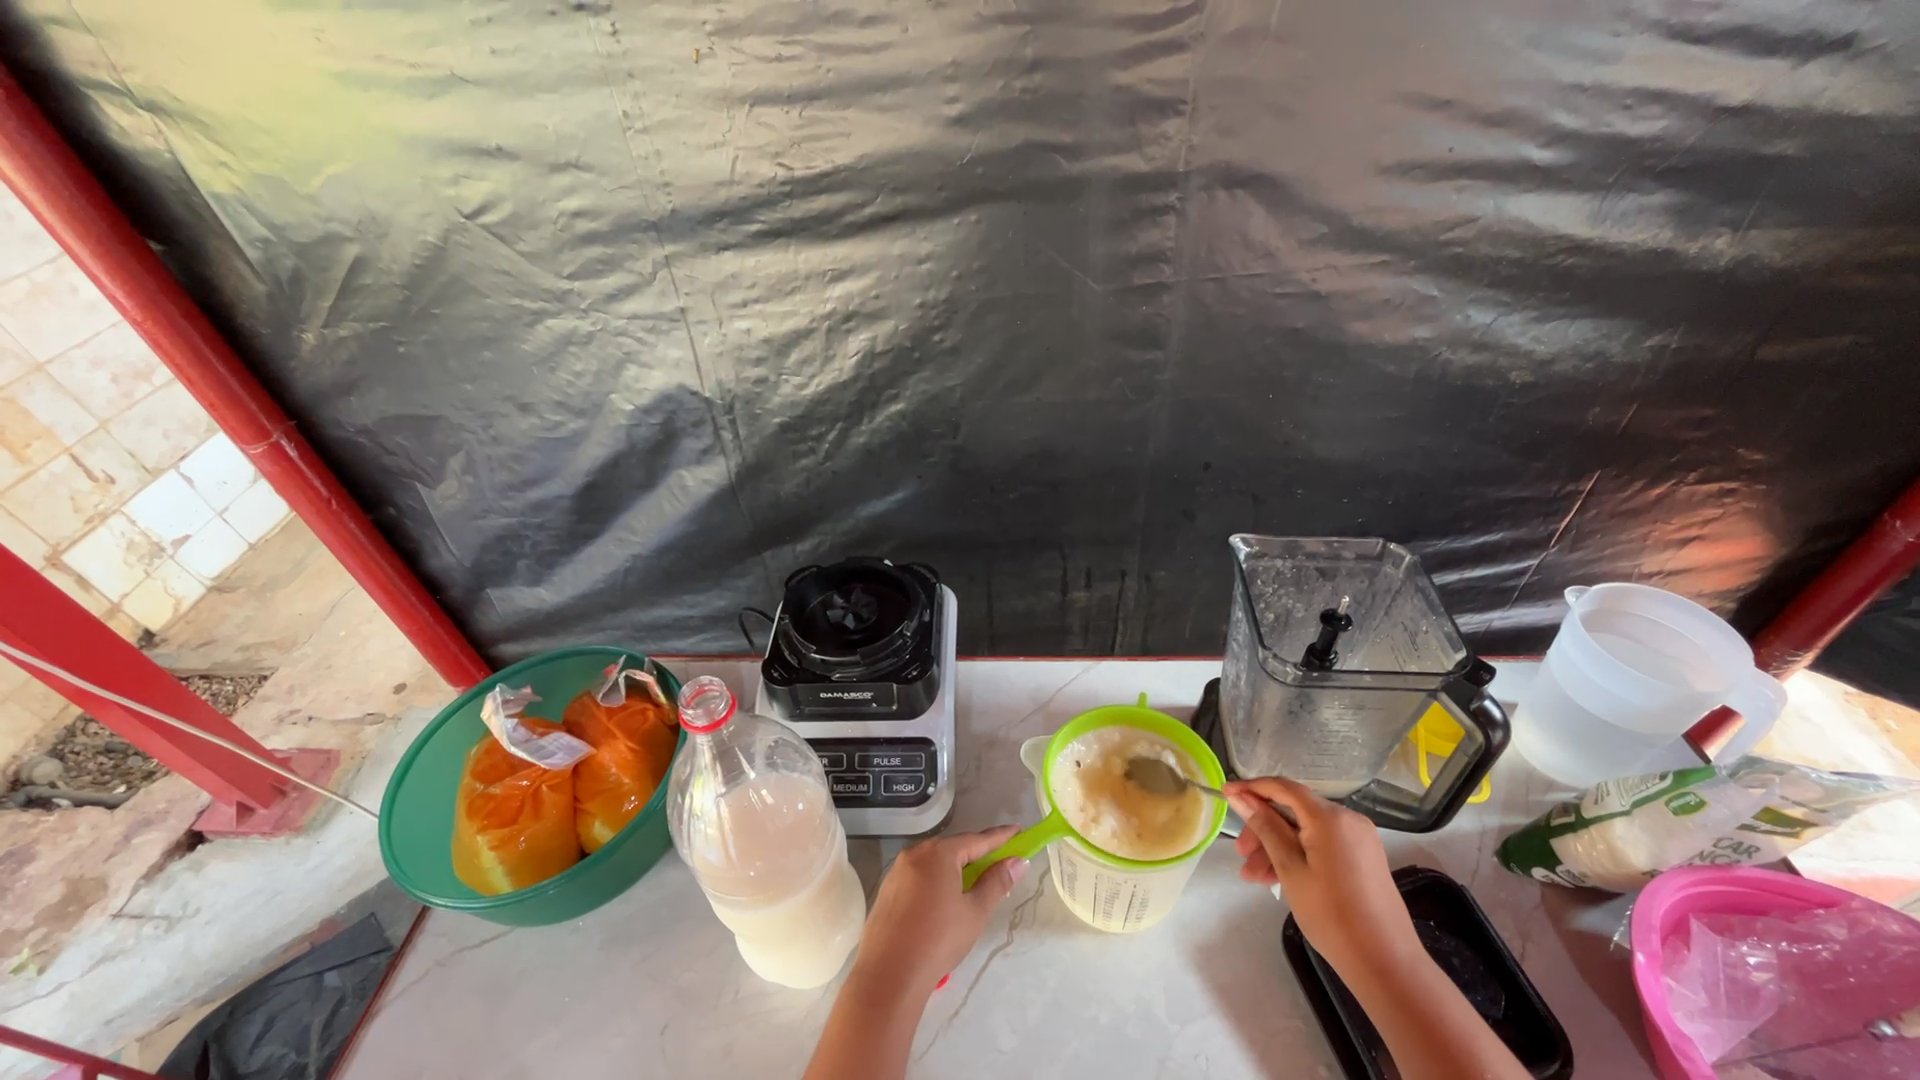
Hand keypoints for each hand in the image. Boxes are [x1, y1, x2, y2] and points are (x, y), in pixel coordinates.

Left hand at [850, 826, 1029, 995]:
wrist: (889, 974)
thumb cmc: (938, 940)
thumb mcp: (975, 912)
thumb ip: (997, 882)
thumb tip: (1018, 862)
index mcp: (938, 855)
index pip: (976, 840)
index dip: (999, 837)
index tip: (1017, 831)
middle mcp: (915, 855)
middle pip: (952, 848)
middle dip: (976, 853)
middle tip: (998, 860)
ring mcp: (897, 872)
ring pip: (933, 862)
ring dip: (955, 867)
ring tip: (974, 880)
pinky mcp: (887, 891)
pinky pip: (919, 876)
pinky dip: (936, 879)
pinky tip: (944, 897)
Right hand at [1223, 777, 1419, 979]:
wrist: (1384, 962)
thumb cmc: (1331, 914)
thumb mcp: (1289, 869)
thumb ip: (1265, 828)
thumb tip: (1242, 798)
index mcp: (1331, 818)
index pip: (1284, 788)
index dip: (1252, 788)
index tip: (1225, 794)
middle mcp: (1349, 819)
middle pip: (1295, 811)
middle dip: (1263, 828)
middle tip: (1241, 855)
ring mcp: (1359, 838)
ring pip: (1306, 830)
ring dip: (1277, 847)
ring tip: (1254, 877)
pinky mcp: (1363, 857)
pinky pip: (1321, 844)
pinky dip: (1298, 855)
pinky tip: (1278, 879)